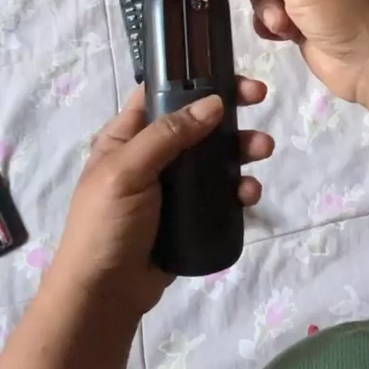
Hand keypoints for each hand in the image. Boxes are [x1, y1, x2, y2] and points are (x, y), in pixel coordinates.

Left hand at [48, 79, 271, 313]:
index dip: (195, 78)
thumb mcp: (127, 172)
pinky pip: (222, 193)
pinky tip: (250, 194)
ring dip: (243, 148)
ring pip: (216, 156)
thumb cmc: (105, 225)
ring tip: (263, 150)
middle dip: (231, 111)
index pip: (162, 92)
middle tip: (260, 100)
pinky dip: (240, 189)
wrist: (105, 295)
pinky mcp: (192, 215)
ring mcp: (174, 186)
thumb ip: (168, 135)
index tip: (229, 73)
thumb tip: (214, 102)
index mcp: (128, 137)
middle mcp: (154, 156)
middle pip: (199, 122)